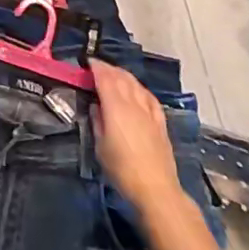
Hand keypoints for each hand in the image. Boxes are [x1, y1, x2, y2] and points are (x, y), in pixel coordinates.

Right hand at [90, 60, 184, 212]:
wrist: (155, 188)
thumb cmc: (121, 169)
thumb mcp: (101, 146)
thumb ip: (98, 122)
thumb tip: (96, 106)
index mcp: (116, 107)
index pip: (105, 78)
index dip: (97, 67)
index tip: (88, 62)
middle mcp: (133, 103)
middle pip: (121, 77)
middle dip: (109, 68)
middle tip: (98, 67)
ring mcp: (149, 111)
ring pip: (136, 84)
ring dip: (124, 75)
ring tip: (115, 74)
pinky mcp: (160, 120)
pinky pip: (148, 95)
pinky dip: (139, 88)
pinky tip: (137, 89)